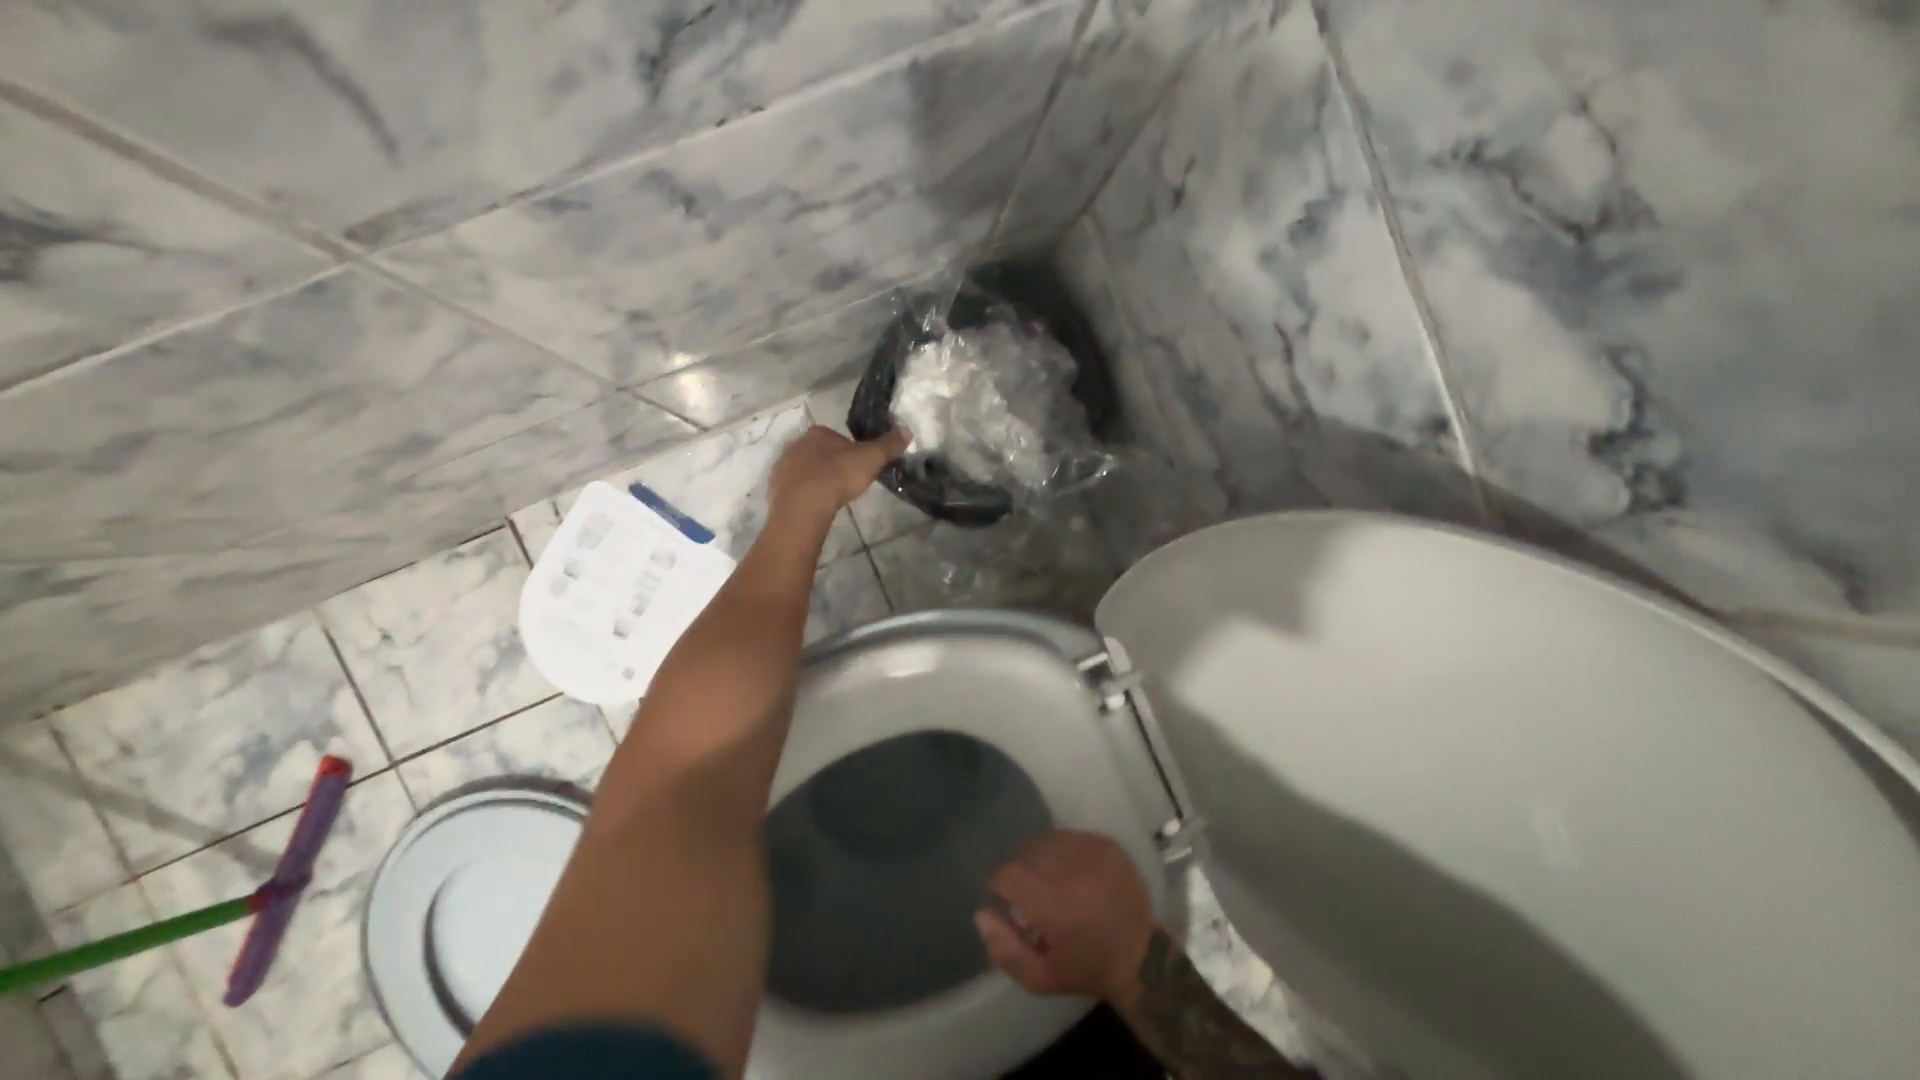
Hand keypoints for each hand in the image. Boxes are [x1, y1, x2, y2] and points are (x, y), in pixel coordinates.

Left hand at [769, 425, 909, 522]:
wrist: (804, 504)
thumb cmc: (838, 476)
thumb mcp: (871, 459)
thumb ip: (888, 445)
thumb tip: (907, 430)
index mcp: (819, 433)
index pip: (837, 438)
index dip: (850, 452)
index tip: (859, 468)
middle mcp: (797, 444)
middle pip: (819, 453)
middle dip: (831, 465)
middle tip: (846, 484)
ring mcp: (782, 466)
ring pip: (804, 470)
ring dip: (816, 479)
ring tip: (831, 497)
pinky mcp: (774, 487)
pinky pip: (793, 488)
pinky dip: (803, 494)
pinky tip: (814, 506)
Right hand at [975, 831, 1157, 1005]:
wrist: (1142, 958)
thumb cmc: (1087, 969)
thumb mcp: (1039, 977)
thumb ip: (1004, 948)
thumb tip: (981, 913)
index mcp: (1055, 905)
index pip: (1009, 874)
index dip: (998, 883)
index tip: (1001, 896)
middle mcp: (1073, 871)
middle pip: (1026, 851)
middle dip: (1019, 869)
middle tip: (1025, 890)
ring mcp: (1094, 854)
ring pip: (1048, 841)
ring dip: (1040, 857)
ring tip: (1048, 880)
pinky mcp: (1108, 846)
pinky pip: (1071, 837)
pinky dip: (1062, 850)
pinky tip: (1069, 871)